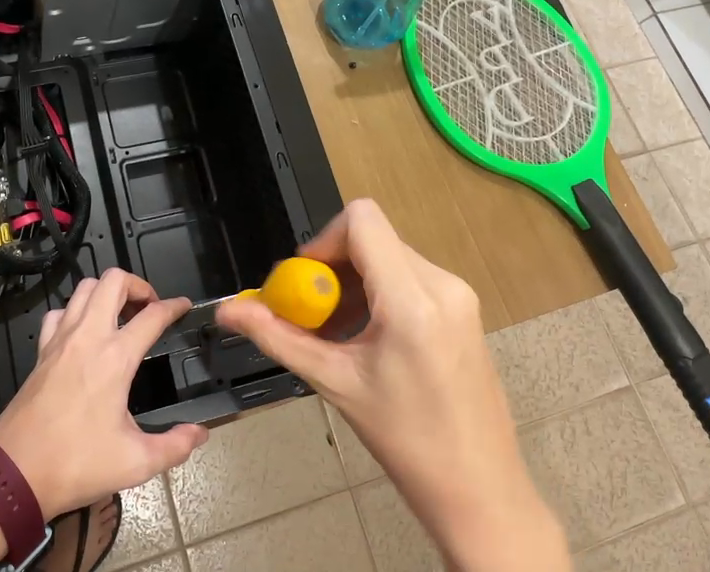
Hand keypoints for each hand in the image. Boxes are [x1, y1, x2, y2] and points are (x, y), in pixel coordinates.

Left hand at [0, 267, 208, 518]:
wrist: (17, 473)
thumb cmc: (77, 463)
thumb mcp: (136, 462)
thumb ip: (174, 446)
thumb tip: (199, 434)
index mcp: (115, 358)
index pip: (152, 315)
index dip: (174, 306)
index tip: (183, 306)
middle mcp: (88, 337)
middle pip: (113, 281)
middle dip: (137, 284)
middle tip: (149, 307)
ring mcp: (60, 340)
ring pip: (84, 288)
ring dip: (106, 292)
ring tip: (121, 314)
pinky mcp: (41, 351)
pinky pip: (59, 313)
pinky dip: (75, 311)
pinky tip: (83, 331)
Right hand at [218, 199, 567, 571]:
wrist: (480, 490)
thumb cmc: (406, 441)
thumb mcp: (334, 383)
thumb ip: (278, 338)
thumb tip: (229, 312)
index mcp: (412, 299)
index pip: (362, 220)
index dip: (322, 240)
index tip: (304, 284)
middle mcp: (442, 284)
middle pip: (372, 238)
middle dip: (331, 268)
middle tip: (309, 313)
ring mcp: (458, 296)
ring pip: (389, 256)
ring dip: (352, 282)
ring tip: (335, 333)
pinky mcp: (463, 309)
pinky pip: (410, 277)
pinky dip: (377, 294)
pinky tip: (365, 339)